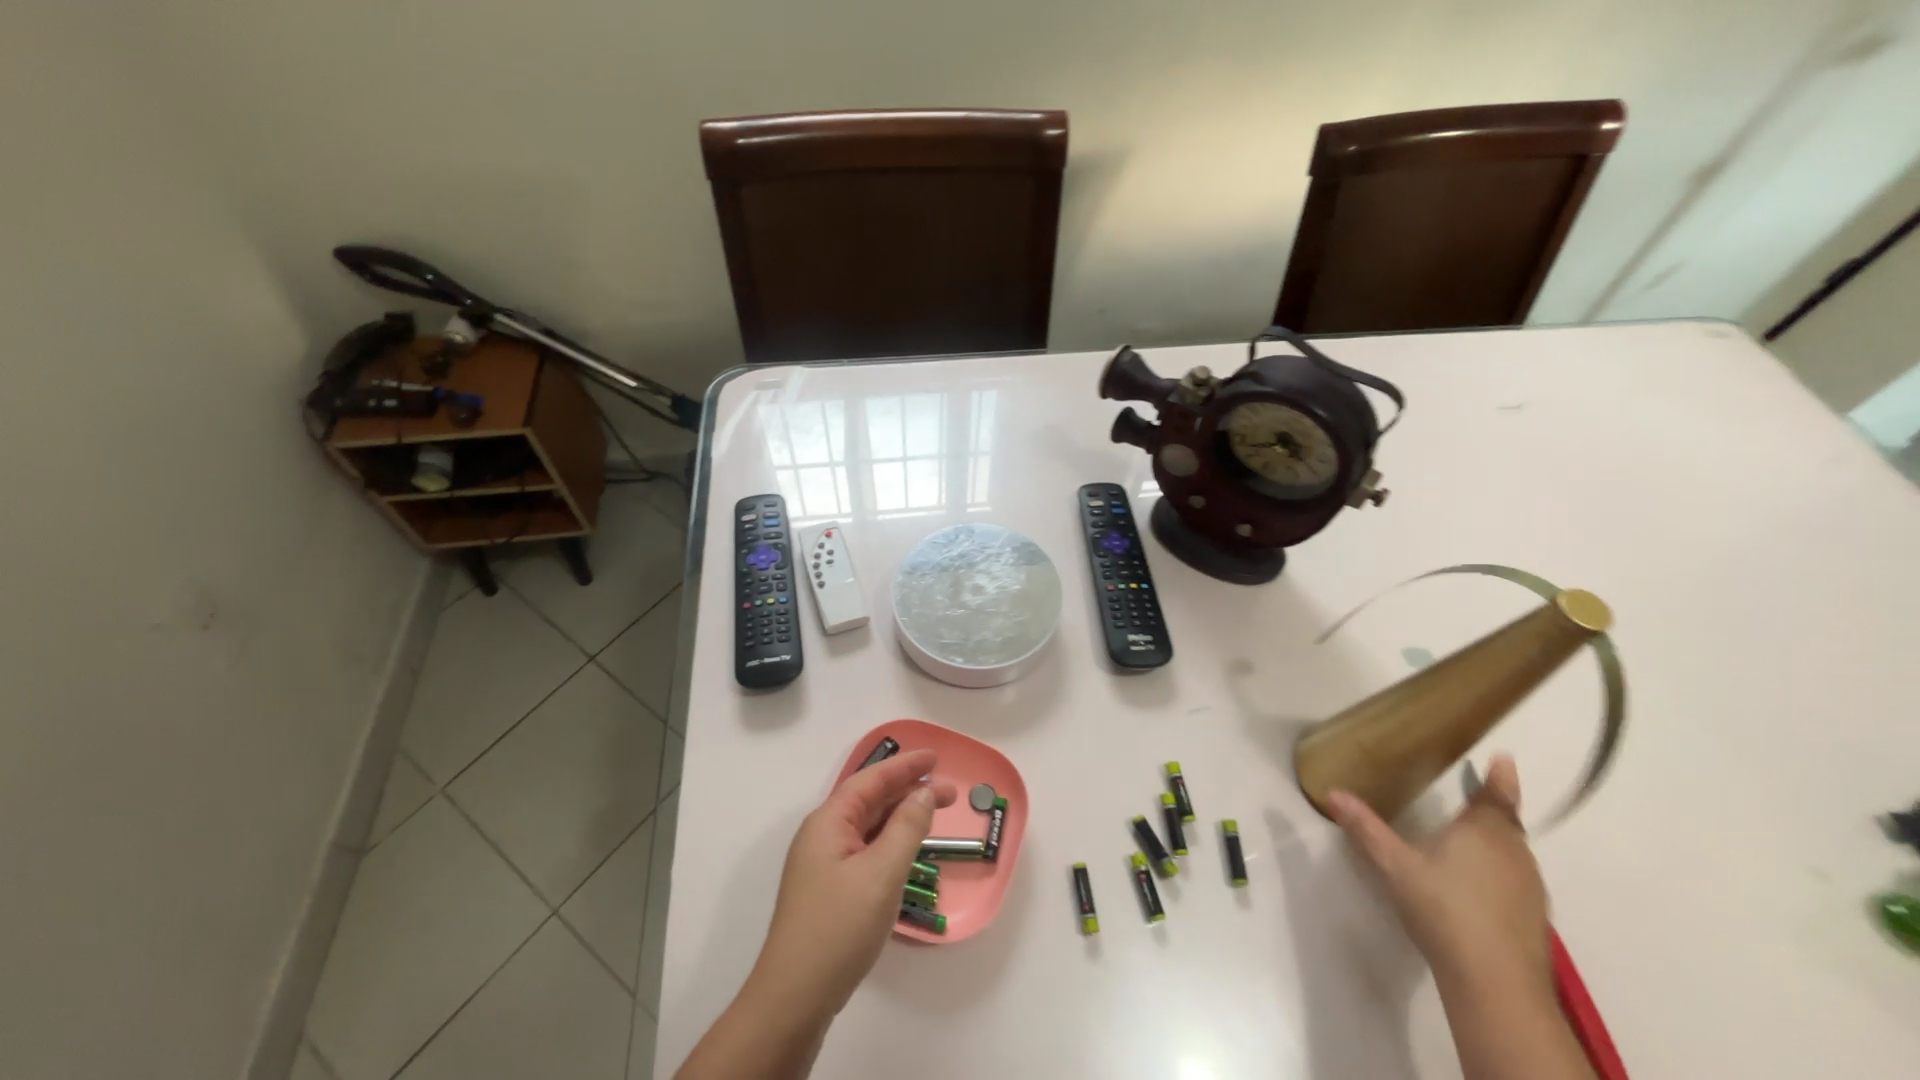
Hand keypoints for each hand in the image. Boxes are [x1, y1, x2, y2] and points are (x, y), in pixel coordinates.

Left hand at [748, 749, 956, 1018]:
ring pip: (867, 828)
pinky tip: (907, 853)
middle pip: (868, 801)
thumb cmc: (839, 927)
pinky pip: (865, 852)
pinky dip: (890, 844)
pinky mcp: (829, 893)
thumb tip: (923, 793)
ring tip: (934, 815)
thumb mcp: (881, 873)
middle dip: (907, 791)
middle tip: (950, 792)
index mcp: (828, 823)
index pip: (870, 780)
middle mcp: (822, 837)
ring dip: (900, 818)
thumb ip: (906, 828)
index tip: (936, 757)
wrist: (795, 995)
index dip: (904, 766)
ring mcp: (823, 866)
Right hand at [1329, 754, 1550, 992]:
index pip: (1498, 793)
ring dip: (1494, 845)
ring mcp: (1530, 886)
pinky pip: (1516, 883)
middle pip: (1506, 822)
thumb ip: (1366, 829)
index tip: (1504, 758)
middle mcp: (1514, 850)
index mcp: (1484, 829)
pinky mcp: (1534, 917)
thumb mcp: (1394, 867)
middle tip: (1471, 802)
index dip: (1501, 775)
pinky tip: (1476, 893)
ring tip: (1467, 847)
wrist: (1494, 979)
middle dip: (1491, 811)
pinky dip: (1499, 877)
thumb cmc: (1443, 909)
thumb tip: (1333, 792)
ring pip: (1512, 854)